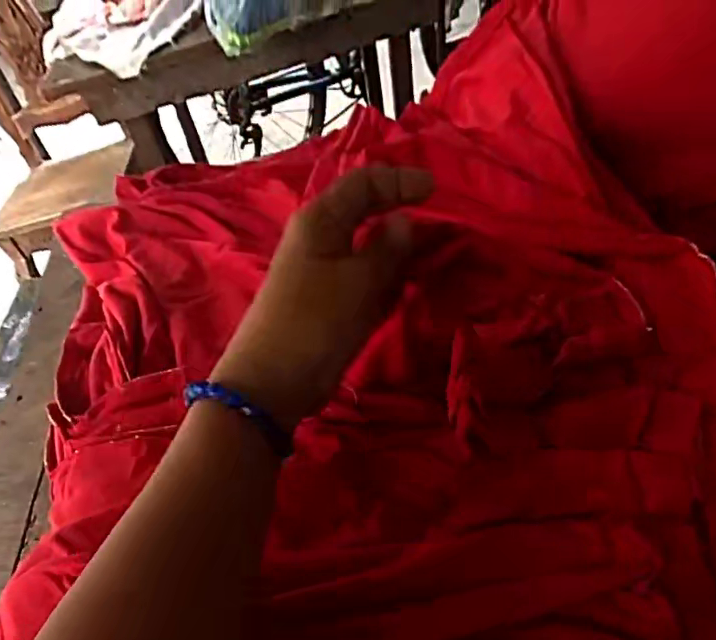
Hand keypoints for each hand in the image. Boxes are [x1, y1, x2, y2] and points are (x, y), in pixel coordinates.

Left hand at [210, 165, 433, 426]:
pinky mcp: (330, 308)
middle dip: (403, 221)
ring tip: (430, 264)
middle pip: (367, 217)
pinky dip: (385, 286)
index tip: (436, 191)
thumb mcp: (358, 281)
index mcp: (321, 221)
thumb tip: (403, 223)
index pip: (364, 182)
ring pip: (369, 255)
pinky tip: (404, 293)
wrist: (274, 382)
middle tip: (441, 235)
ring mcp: (325, 277)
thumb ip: (387, 249)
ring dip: (398, 257)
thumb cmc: (314, 324)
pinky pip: (364, 286)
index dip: (400, 181)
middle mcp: (321, 242)